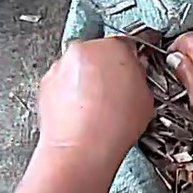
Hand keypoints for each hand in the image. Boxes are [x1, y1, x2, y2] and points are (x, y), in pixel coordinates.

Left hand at [36, 37, 152, 169]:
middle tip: (120, 89)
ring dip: (90, 79)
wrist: (81, 149)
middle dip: (110, 67)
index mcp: (112, 47)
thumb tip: (135, 74)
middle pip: (101, 52)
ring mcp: (61, 66)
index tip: (137, 65)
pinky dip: (73, 92)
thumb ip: (139, 77)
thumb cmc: (113, 125)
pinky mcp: (45, 83)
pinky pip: (65, 82)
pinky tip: (85, 110)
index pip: (128, 42)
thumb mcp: (147, 97)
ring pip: (81, 66)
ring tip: (101, 104)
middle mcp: (83, 50)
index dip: (135, 57)